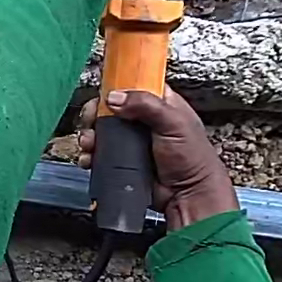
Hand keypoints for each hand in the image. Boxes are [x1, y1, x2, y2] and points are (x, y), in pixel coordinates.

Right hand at [76, 89, 237, 230]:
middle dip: (95, 114)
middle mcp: (142, 120)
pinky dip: (90, 155)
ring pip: (100, 131)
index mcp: (159, 104)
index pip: (132, 86)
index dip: (115, 88)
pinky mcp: (120, 160)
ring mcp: (130, 141)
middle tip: (92, 121)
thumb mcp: (173, 123)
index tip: (103, 96)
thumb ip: (145, 105)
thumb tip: (114, 97)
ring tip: (90, 144)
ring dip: (89, 136)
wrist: (187, 195)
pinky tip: (90, 158)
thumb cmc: (191, 158)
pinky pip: (99, 153)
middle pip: (108, 108)